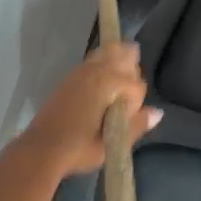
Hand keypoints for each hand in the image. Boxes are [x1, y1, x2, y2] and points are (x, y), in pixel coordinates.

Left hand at [23, 43, 160, 175]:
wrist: (42, 148)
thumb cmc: (79, 148)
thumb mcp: (112, 143)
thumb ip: (136, 125)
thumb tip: (158, 112)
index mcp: (108, 85)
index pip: (136, 85)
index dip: (136, 102)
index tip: (128, 117)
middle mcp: (96, 71)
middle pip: (122, 56)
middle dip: (131, 69)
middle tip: (130, 89)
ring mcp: (81, 71)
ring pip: (107, 52)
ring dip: (118, 58)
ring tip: (125, 67)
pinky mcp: (70, 76)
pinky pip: (93, 59)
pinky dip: (103, 60)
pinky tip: (104, 72)